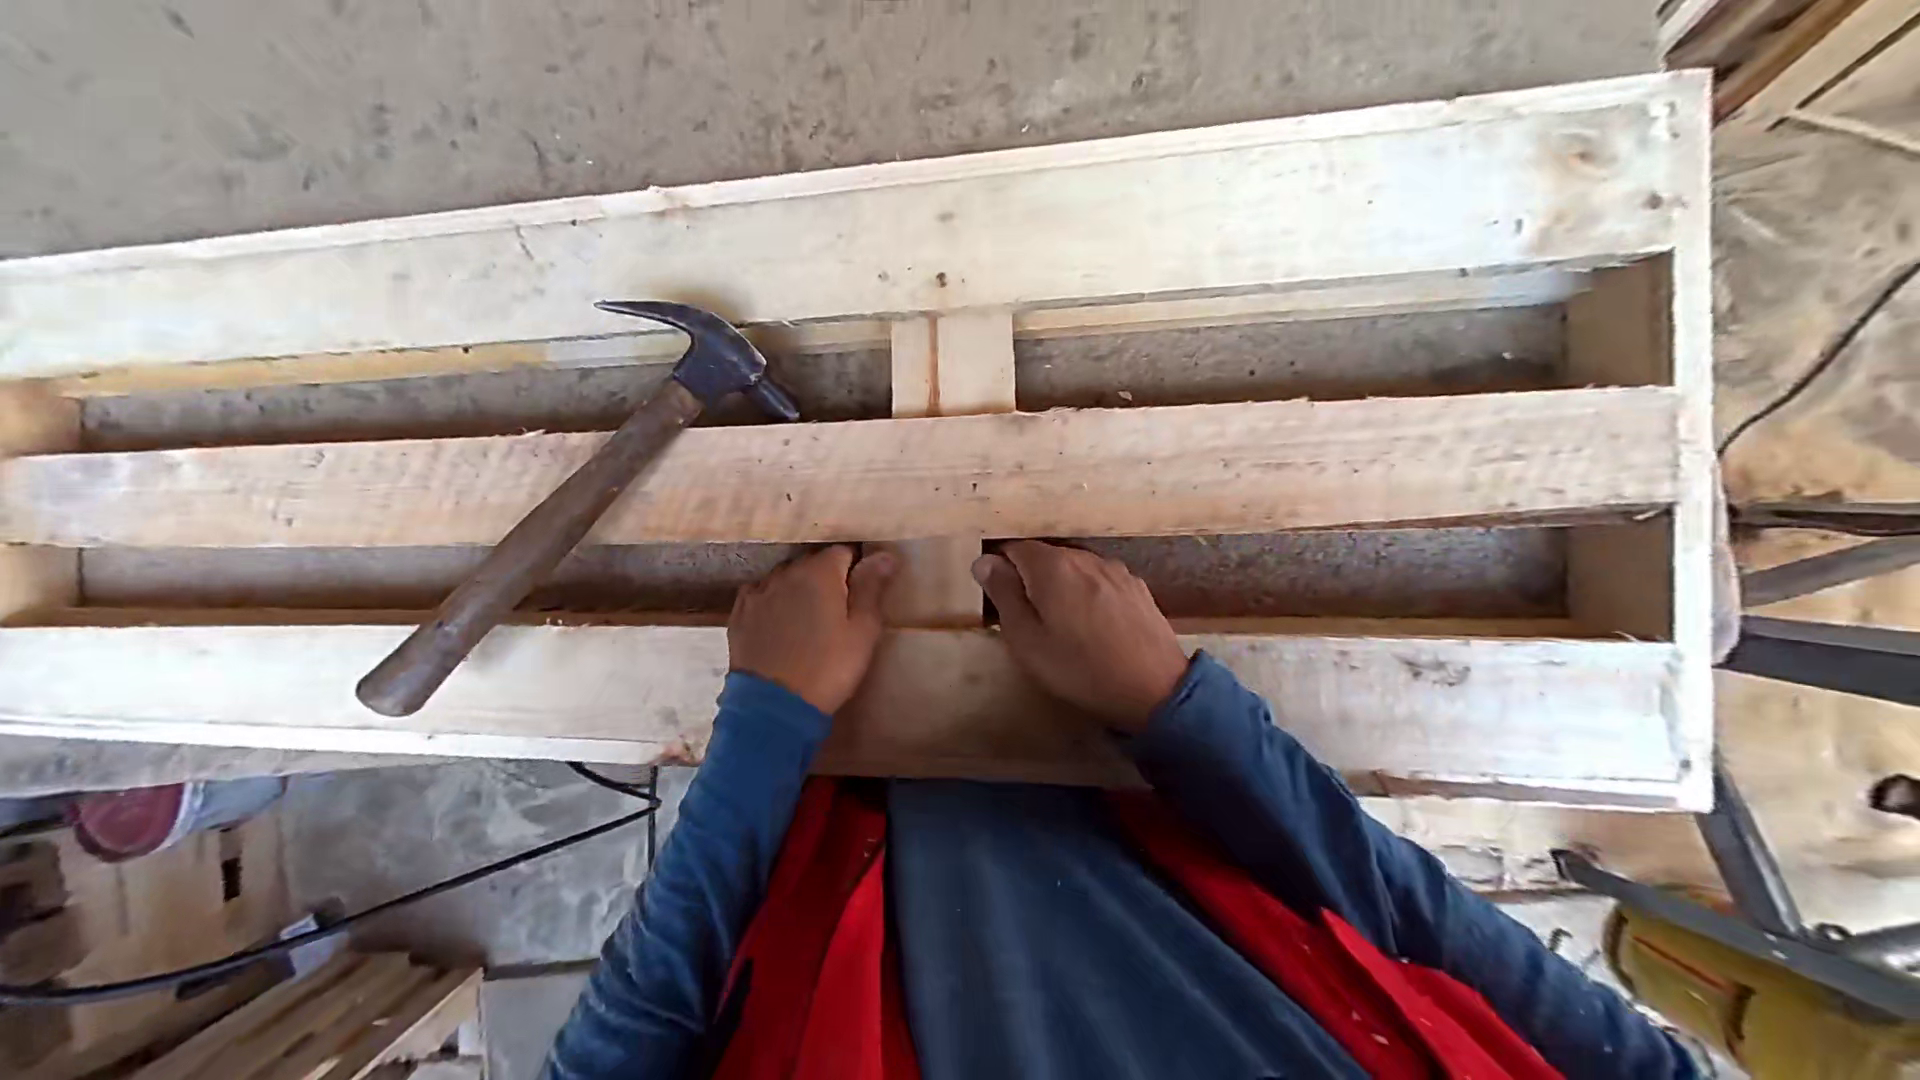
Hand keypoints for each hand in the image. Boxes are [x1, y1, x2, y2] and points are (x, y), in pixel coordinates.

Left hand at [728, 545, 896, 714]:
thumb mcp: (863, 631)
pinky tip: (781, 624)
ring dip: (800, 589)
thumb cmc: (829, 667)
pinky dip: (775, 602)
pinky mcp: (740, 613)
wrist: (774, 707)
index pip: (844, 551)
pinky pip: (763, 595)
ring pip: (787, 578)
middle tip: (839, 611)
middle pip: (813, 562)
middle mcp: (785, 572)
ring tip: (809, 620)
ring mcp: (758, 592)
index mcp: (819, 572)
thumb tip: (884, 555)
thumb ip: (872, 588)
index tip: (862, 594)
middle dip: (828, 578)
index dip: (856, 569)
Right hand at [970, 540, 1188, 731]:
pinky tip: (1092, 623)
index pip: (1014, 548)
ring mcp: (1115, 570)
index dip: (1000, 569)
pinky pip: (1099, 580)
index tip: (998, 598)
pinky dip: (1087, 593)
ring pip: (1074, 567)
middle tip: (1027, 617)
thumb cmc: (1079, 668)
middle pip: (1045, 556)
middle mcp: (1084, 557)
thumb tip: (984, 561)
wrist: (1153, 688)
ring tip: (1061, 622)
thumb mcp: (1026, 639)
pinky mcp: (1136, 587)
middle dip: (1030, 577)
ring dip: (1060, 585)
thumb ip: (1003, 594)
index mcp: (1052, 566)